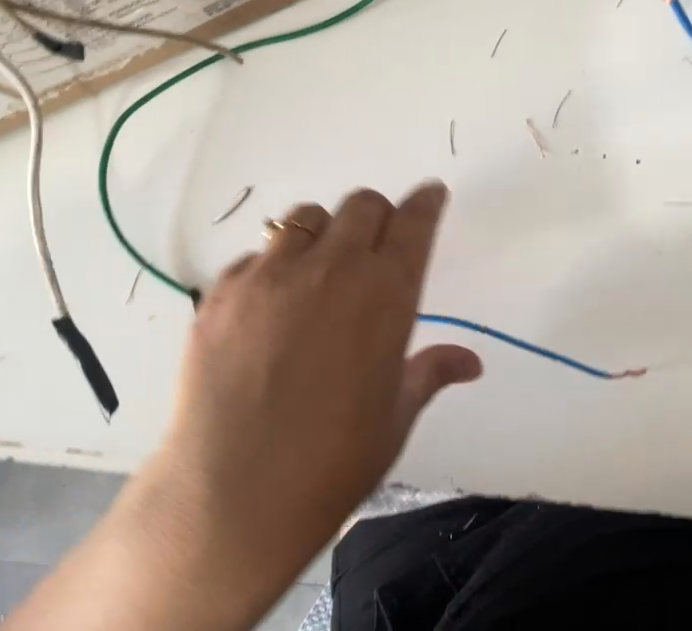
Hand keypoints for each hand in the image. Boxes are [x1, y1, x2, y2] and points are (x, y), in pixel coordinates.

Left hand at [133, 184, 481, 603]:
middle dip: (376, 216)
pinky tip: (269, 308)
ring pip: (304, 219)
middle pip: (361, 206)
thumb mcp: (395, 417)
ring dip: (322, 234)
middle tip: (375, 246)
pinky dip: (271, 268)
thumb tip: (470, 362)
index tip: (431, 195)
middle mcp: (332, 269)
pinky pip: (254, 257)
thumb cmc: (334, 461)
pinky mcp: (221, 295)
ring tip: (318, 271)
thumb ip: (430, 372)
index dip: (426, 202)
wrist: (234, 496)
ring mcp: (271, 277)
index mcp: (386, 293)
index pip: (414, 222)